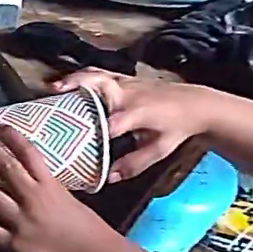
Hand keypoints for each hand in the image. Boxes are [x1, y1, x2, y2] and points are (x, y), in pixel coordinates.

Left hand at [0, 125, 117, 251]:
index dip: (10, 137)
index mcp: (50, 186)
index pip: (28, 153)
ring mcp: (21, 221)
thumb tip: (31, 183)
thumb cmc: (89, 232)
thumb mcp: (70, 201)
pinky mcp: (13, 244)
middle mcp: (33, 199)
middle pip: (4, 165)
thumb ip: (48, 190)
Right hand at [49, 70, 211, 183]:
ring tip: (54, 86)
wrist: (198, 105)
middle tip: (53, 93)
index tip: (74, 140)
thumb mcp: (160, 150)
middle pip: (101, 85)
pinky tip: (69, 83)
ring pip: (98, 74)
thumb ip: (134, 164)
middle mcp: (130, 94)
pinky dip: (84, 76)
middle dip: (77, 87)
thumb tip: (108, 178)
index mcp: (138, 113)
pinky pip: (102, 73)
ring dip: (75, 78)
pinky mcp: (126, 79)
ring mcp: (127, 83)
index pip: (112, 122)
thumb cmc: (177, 128)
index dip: (94, 131)